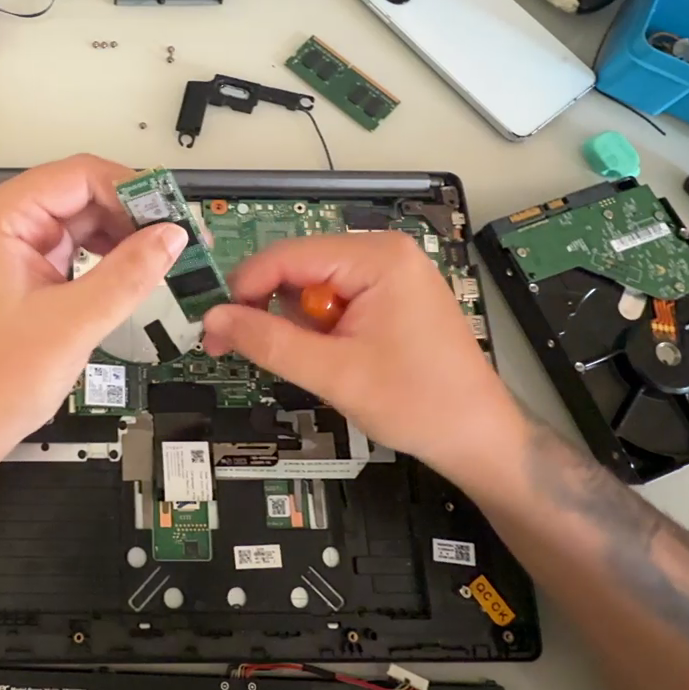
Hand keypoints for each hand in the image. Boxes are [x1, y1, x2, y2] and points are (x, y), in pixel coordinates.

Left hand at [0, 155, 185, 468]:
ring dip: (123, 237)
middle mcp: (3, 225)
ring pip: (82, 223)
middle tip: (178, 239)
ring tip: (163, 258)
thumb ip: (127, 274)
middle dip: (132, 214)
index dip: (132, 189)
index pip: (79, 176)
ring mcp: (12, 249)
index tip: (173, 212)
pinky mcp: (23, 274)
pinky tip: (133, 274)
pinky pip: (74, 251)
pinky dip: (106, 259)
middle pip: (82, 194)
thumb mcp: (73, 323)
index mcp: (0, 219)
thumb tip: (171, 236)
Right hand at [201, 233, 522, 474]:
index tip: (215, 329)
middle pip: (297, 269)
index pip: (287, 256)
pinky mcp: (390, 295)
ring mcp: (389, 272)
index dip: (244, 289)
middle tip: (247, 351)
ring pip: (311, 286)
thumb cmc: (416, 403)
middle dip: (271, 310)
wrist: (477, 437)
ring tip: (316, 363)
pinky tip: (332, 356)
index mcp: (377, 257)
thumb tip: (211, 318)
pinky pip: (333, 299)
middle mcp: (383, 252)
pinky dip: (319, 328)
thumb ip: (268, 342)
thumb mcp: (333, 373)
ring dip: (298, 324)